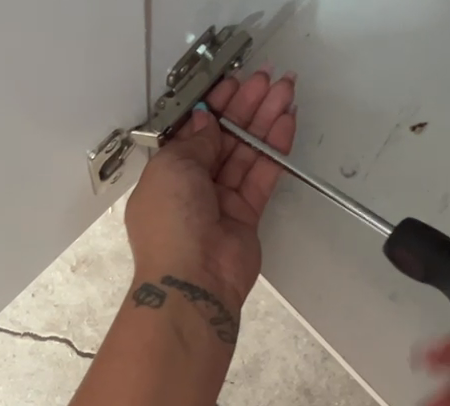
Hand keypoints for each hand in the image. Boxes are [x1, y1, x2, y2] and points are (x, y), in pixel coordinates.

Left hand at [124, 71, 296, 314]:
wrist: (191, 280)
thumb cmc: (169, 229)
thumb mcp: (171, 167)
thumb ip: (194, 140)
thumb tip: (205, 121)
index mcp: (164, 178)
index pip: (191, 134)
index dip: (212, 107)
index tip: (232, 84)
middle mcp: (190, 191)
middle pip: (222, 140)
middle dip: (244, 108)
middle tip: (266, 81)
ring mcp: (218, 205)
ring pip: (245, 154)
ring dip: (264, 122)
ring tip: (284, 92)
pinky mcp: (244, 218)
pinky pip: (261, 176)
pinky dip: (274, 150)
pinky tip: (286, 124)